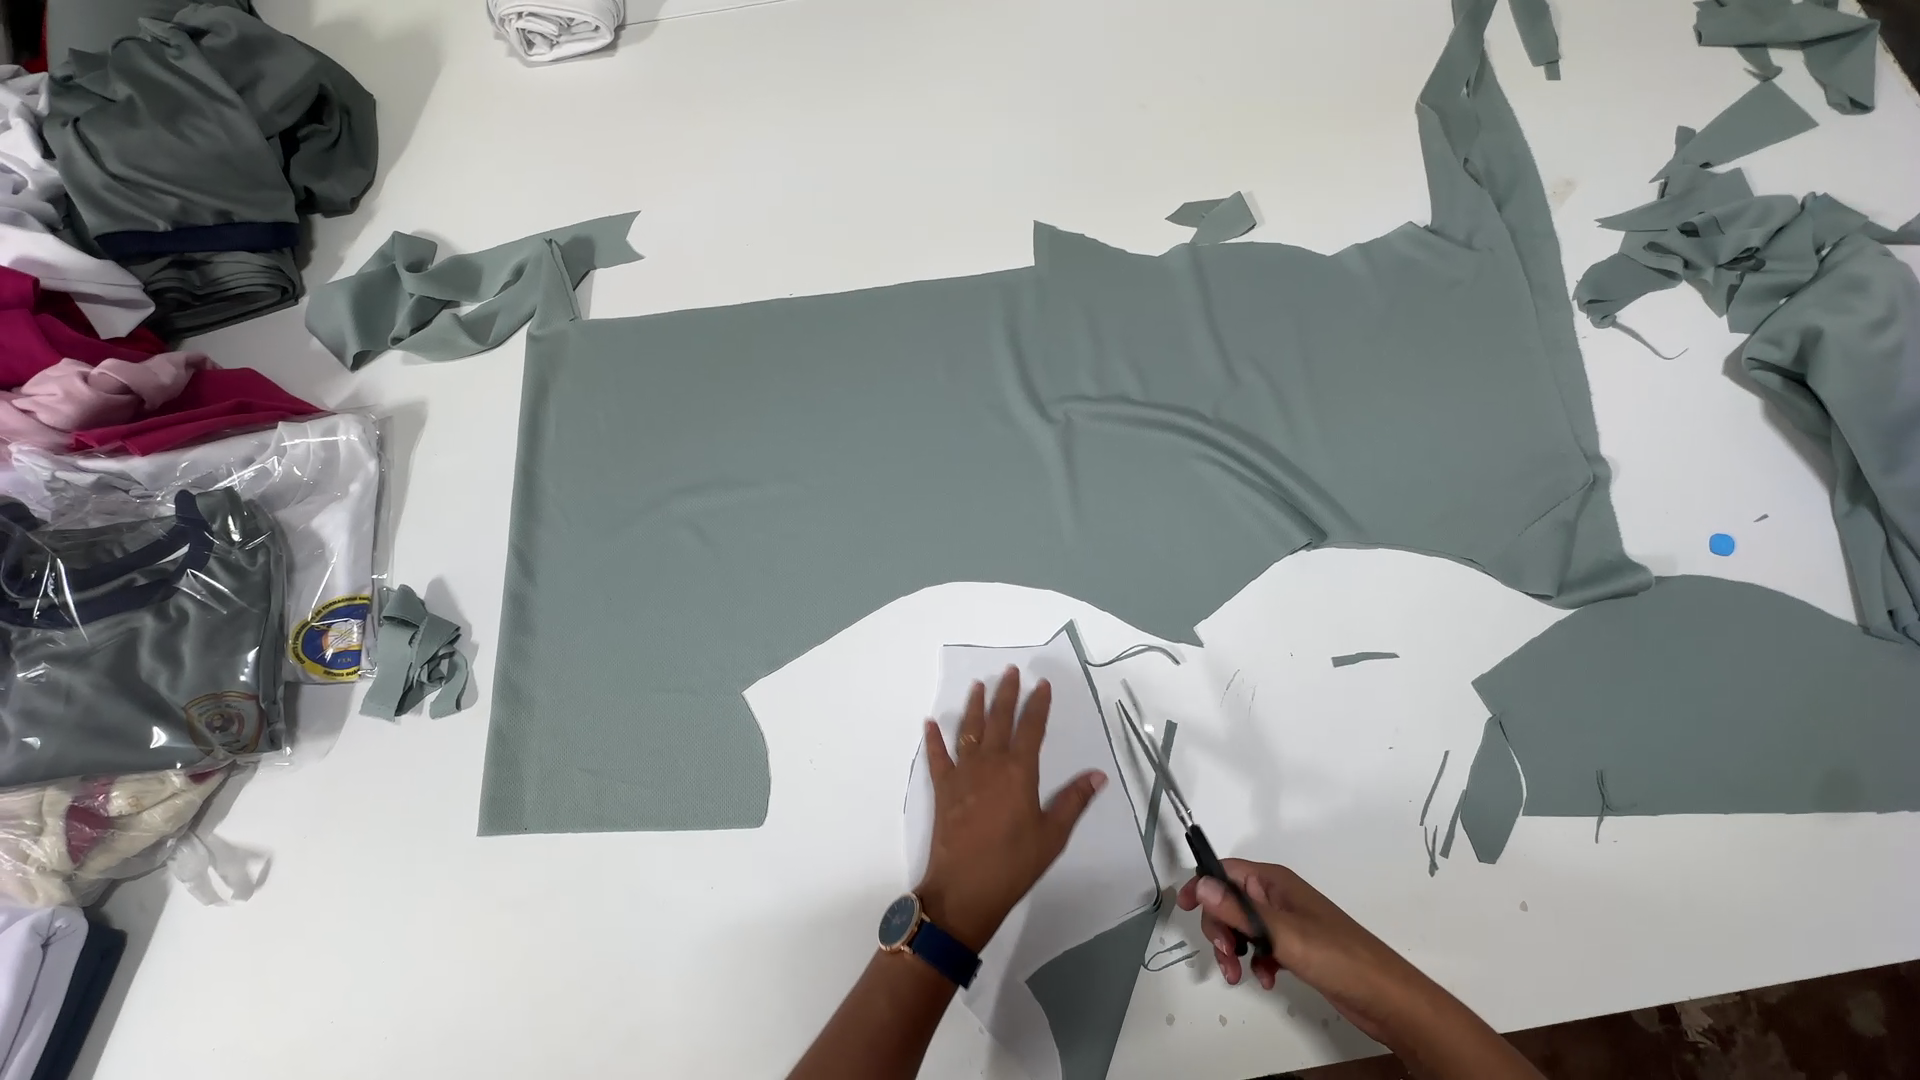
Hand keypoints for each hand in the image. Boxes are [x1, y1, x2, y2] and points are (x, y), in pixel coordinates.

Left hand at [916, 667, 1107, 950]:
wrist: (965, 889)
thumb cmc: (1014, 863)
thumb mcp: (1052, 835)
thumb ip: (1073, 801)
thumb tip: (1098, 775)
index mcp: (1020, 771)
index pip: (1032, 728)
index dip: (1038, 705)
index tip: (1042, 685)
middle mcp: (990, 763)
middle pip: (999, 719)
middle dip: (1006, 693)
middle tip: (1010, 671)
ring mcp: (962, 774)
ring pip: (969, 730)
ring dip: (974, 706)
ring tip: (978, 685)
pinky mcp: (942, 789)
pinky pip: (937, 757)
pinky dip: (933, 739)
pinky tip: (930, 723)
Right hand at [1177, 859, 1433, 1044]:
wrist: (1387, 999)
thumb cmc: (1337, 957)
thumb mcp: (1283, 934)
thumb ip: (1239, 910)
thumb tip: (1201, 885)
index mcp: (1274, 881)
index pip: (1224, 870)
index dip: (1201, 885)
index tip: (1183, 906)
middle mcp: (1277, 896)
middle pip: (1228, 901)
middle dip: (1219, 927)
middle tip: (1224, 955)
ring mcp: (1286, 921)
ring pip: (1242, 926)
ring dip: (1234, 949)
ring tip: (1240, 975)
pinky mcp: (1295, 946)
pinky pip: (1259, 946)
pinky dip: (1255, 962)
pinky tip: (1267, 979)